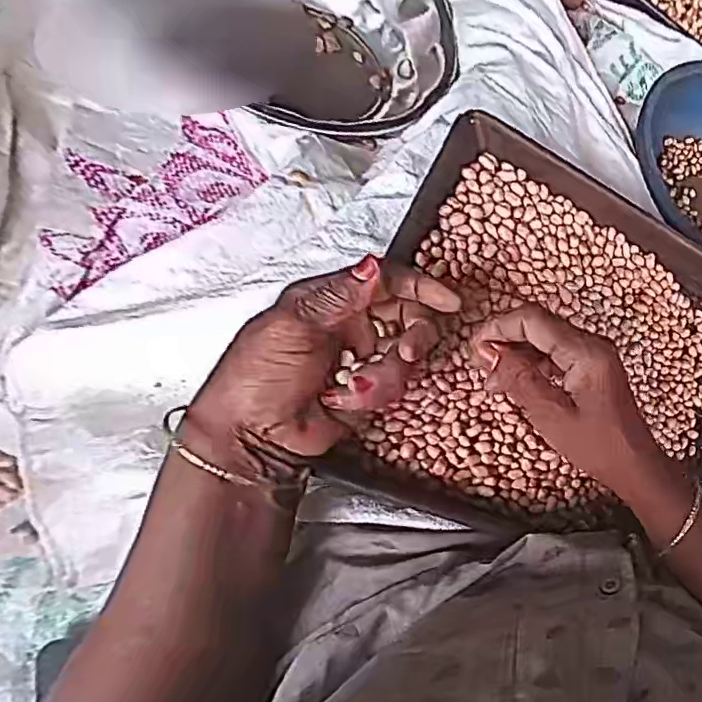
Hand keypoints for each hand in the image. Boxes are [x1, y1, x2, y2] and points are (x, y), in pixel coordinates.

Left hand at [186, 256, 460, 473]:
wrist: (253, 434)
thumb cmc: (257, 377)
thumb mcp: (293, 327)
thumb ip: (339, 297)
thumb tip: (372, 267)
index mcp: (331, 300)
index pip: (386, 282)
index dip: (421, 288)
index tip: (448, 302)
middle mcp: (351, 324)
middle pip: (408, 319)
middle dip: (413, 339)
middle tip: (407, 354)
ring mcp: (362, 357)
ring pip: (404, 358)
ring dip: (382, 376)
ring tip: (349, 387)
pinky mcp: (370, 387)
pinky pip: (394, 386)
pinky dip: (372, 395)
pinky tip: (341, 400)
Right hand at [468, 303, 669, 496]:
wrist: (634, 464)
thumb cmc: (600, 446)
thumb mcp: (551, 414)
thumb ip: (519, 379)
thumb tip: (492, 354)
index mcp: (586, 352)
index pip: (532, 319)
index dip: (498, 329)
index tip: (477, 349)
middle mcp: (594, 346)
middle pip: (539, 325)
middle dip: (506, 341)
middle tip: (483, 366)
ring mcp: (596, 356)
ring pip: (546, 340)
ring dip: (518, 355)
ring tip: (496, 381)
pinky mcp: (594, 368)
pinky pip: (558, 355)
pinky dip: (535, 364)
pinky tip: (519, 383)